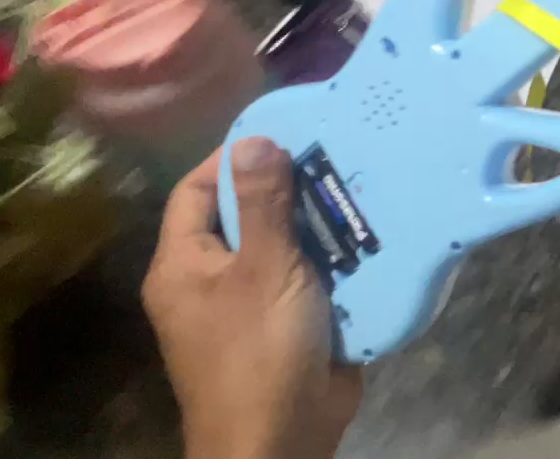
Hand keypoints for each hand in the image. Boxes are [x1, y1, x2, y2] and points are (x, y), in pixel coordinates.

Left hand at [143, 139, 362, 458]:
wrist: (282, 435)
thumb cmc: (259, 349)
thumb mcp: (264, 269)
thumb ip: (262, 205)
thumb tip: (254, 140)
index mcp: (186, 266)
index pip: (195, 191)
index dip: (231, 158)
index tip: (284, 131)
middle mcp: (214, 276)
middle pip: (247, 211)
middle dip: (291, 182)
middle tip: (338, 149)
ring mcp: (254, 296)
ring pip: (287, 236)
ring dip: (323, 213)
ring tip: (364, 178)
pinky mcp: (294, 312)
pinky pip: (314, 265)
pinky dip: (340, 245)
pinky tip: (373, 223)